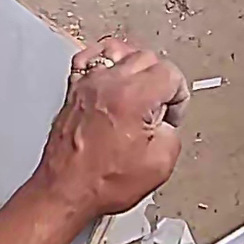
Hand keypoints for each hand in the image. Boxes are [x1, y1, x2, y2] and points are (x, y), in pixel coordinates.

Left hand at [32, 39, 188, 218]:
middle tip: (158, 110)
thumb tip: (164, 121)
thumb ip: (171, 132)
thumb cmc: (101, 182)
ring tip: (139, 91)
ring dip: (135, 68)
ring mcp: (86, 84)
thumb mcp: (159, 164)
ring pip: (119, 52)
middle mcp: (107, 84)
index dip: (178, 97)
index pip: (169, 74)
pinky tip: (110, 73)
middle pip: (146, 58)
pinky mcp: (72, 91)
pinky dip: (102, 60)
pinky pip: (88, 58)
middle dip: (160, 82)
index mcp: (132, 97)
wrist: (65, 190)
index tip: (171, 116)